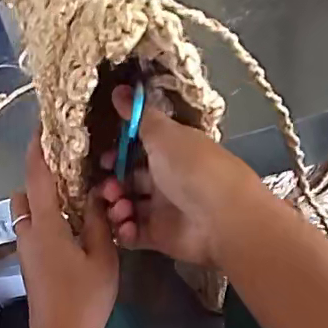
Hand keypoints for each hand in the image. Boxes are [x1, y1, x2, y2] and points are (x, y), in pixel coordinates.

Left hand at [13, 125, 118, 327]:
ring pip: (28, 213)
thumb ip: (98, 219)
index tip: (47, 122)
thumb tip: (97, 192)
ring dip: (45, 199)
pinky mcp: (31, 264)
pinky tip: (76, 225)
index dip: (39, 144)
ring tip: (78, 197)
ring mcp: (26, 250)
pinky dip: (49, 218)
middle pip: (26, 191)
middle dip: (42, 175)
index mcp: (44, 224)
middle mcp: (27, 232)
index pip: (36, 173)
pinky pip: (35, 230)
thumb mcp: (102, 256)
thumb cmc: (84, 300)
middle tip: (73, 168)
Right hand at [95, 85, 259, 265]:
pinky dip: (124, 232)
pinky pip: (133, 235)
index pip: (139, 151)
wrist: (222, 217)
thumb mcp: (165, 135)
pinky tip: (125, 226)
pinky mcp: (160, 238)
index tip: (105, 159)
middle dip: (113, 183)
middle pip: (130, 181)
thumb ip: (138, 116)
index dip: (119, 154)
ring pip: (128, 208)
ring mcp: (163, 211)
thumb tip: (119, 89)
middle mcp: (168, 181)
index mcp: (172, 153)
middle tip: (108, 187)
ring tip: (120, 207)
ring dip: (116, 207)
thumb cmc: (194, 168)